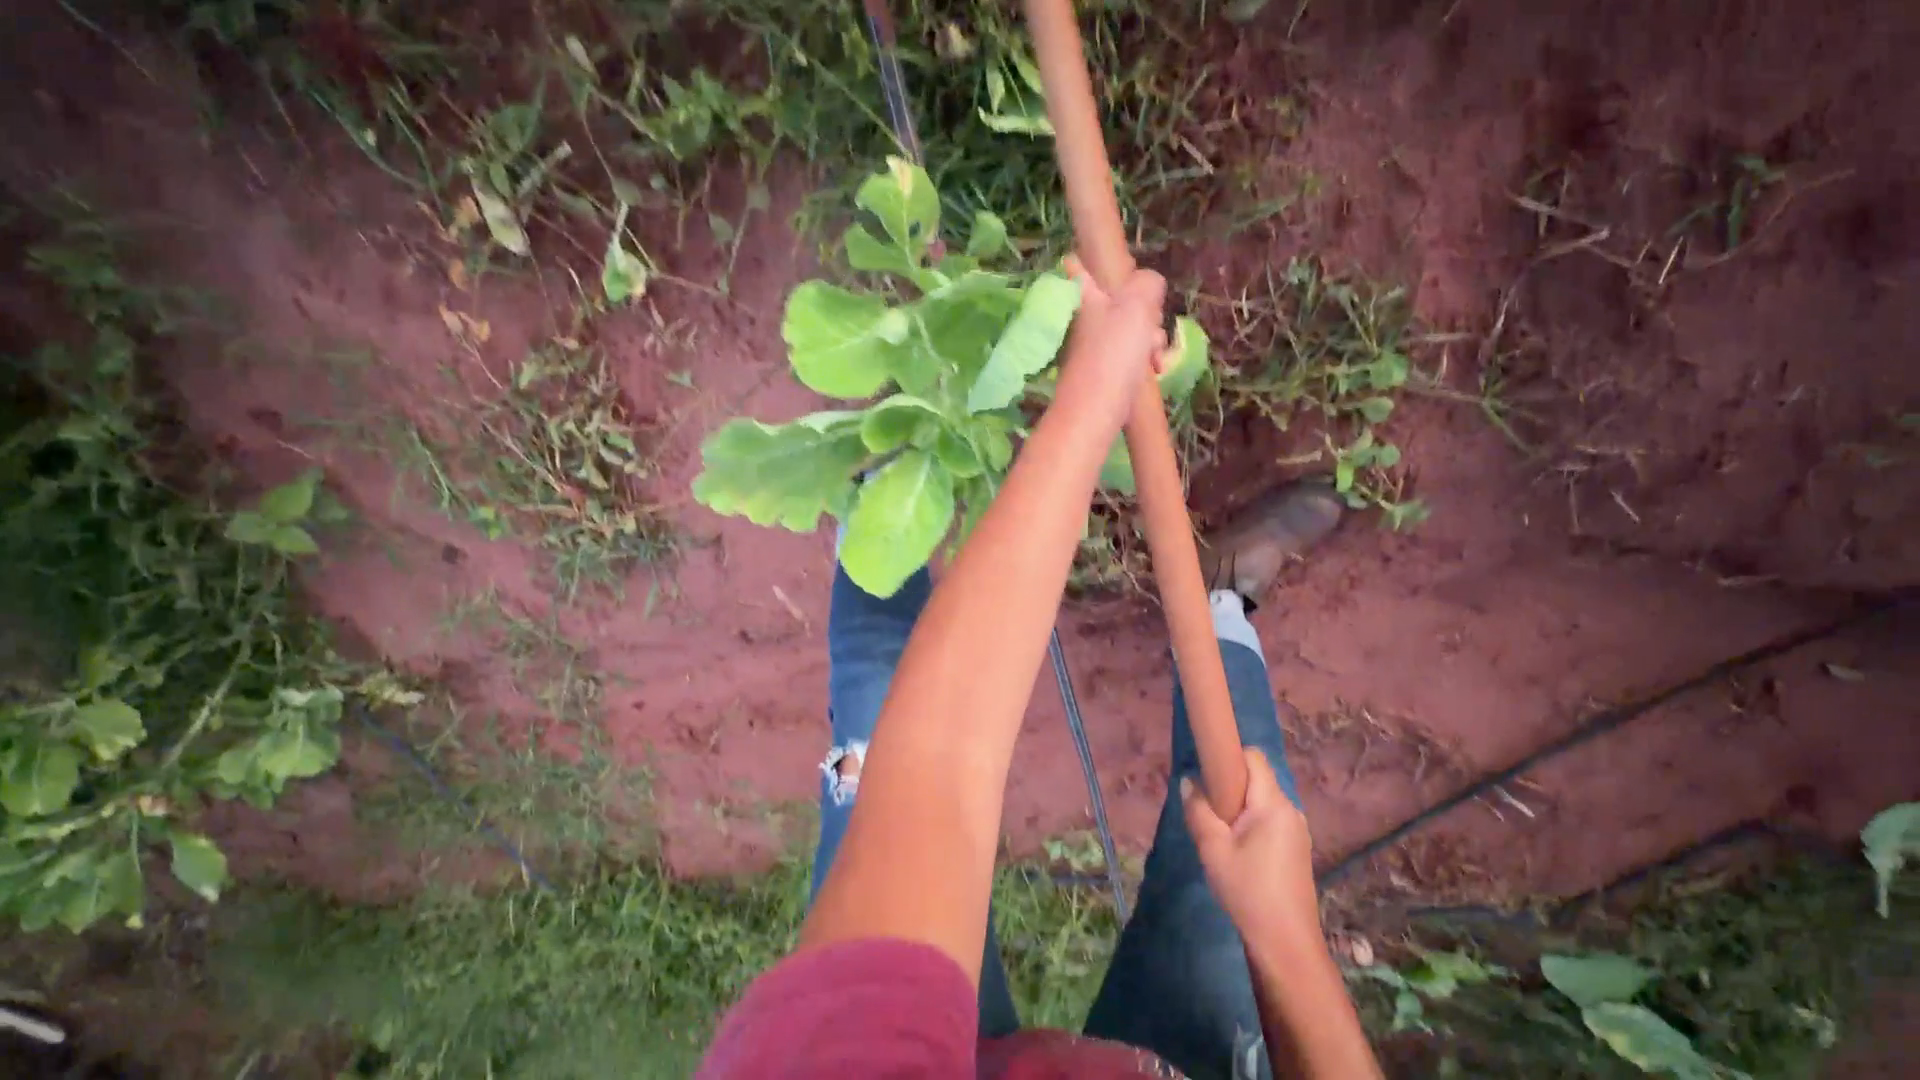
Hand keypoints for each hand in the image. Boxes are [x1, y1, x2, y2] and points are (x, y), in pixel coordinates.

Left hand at [1052, 257, 1166, 433]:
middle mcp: (1086, 320)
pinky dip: (1144, 361)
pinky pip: (1128, 357)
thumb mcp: (1137, 306)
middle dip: (1145, 311)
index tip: (1099, 260)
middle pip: (1119, 301)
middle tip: (1152, 324)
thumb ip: (1147, 284)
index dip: (1086, 260)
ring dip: (1149, 339)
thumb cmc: (1113, 354)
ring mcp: (1093, 348)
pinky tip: (1155, 371)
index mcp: (1087, 297)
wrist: (1094, 412)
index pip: (1075, 267)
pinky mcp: (1102, 373)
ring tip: (1155, 355)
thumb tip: (1149, 283)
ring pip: (1129, 330)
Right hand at [1181, 747, 1323, 954]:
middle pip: (1257, 780)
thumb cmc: (1247, 890)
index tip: (1205, 774)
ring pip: (1261, 803)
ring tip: (1218, 837)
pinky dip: (1249, 826)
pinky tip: (1236, 854)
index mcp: (1273, 804)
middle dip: (1229, 788)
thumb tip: (1189, 782)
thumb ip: (1198, 810)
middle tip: (1206, 812)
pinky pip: (1269, 822)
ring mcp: (1297, 831)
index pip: (1253, 757)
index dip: (1228, 757)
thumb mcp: (1212, 849)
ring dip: (1238, 810)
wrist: (1285, 943)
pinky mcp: (1296, 850)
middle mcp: (1290, 810)